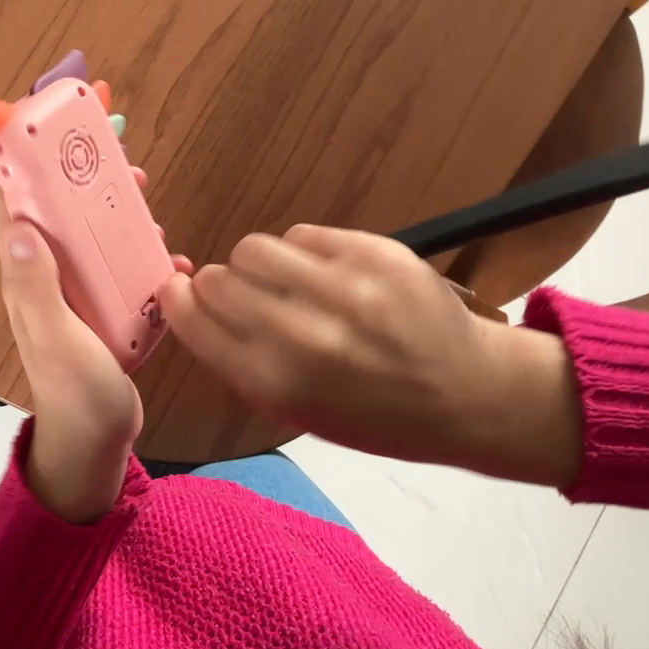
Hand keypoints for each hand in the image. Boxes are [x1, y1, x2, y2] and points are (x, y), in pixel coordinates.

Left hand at [0, 190, 190, 521]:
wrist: (96, 442)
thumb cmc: (74, 392)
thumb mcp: (55, 337)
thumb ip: (37, 286)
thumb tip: (20, 224)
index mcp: (26, 278)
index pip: (11, 209)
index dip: (26, 170)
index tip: (57, 140)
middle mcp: (46, 278)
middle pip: (60, 214)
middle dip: (86, 184)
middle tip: (126, 169)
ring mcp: (75, 294)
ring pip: (92, 237)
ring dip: (118, 215)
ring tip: (151, 207)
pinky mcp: (102, 309)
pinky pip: (119, 268)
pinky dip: (142, 256)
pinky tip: (171, 259)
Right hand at [157, 224, 581, 486]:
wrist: (469, 394)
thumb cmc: (373, 414)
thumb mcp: (293, 410)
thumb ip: (236, 357)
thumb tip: (189, 301)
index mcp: (274, 382)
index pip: (190, 317)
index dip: (179, 302)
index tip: (183, 296)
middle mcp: (300, 334)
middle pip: (216, 278)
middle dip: (222, 287)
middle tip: (252, 300)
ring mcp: (340, 288)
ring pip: (253, 247)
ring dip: (261, 265)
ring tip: (291, 283)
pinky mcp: (373, 252)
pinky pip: (302, 234)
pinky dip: (305, 253)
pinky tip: (332, 276)